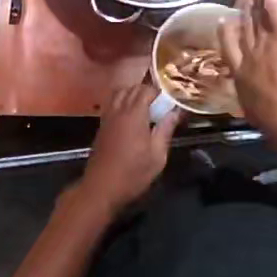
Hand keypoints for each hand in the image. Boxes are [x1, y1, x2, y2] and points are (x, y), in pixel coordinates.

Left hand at [73, 81, 180, 217]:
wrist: (101, 187)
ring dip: (131, 93)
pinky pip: (111, 103)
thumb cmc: (133, 173)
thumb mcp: (157, 156)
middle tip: (160, 103)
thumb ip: (165, 130)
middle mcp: (118, 110)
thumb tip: (175, 112)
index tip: (169, 99)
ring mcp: (107, 117)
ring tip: (145, 106)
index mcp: (134, 114)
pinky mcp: (101, 126)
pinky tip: (130, 116)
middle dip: (146, 90)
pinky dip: (121, 101)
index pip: (145, 90)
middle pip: (131, 89)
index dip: (158, 91)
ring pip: (119, 93)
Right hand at [220, 0, 276, 151]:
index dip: (227, 40)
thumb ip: (267, 117)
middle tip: (238, 0)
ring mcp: (263, 44)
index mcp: (242, 86)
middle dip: (237, 16)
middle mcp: (246, 61)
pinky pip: (274, 5)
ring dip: (252, 1)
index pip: (231, 58)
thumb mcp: (271, 128)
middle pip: (240, 33)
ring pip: (254, 18)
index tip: (224, 26)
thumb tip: (270, 122)